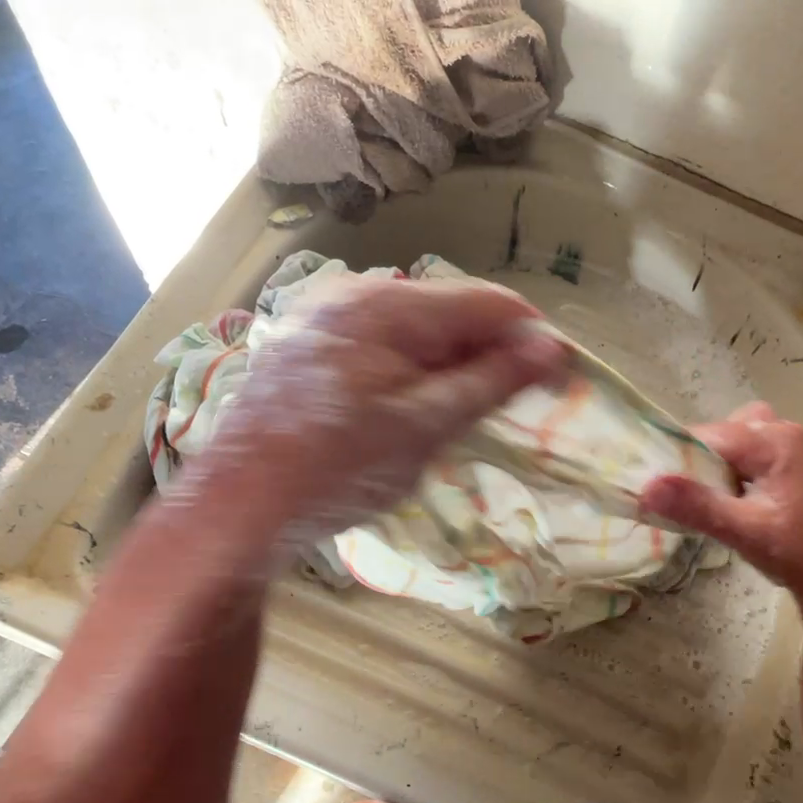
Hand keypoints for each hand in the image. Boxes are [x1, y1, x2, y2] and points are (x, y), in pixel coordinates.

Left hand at [187, 276, 567, 551]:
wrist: (241, 506)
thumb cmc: (337, 469)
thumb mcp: (425, 427)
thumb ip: (491, 381)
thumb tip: (552, 347)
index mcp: (387, 306)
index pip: (487, 301)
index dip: (531, 336)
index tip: (560, 378)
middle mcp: (356, 297)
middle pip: (451, 314)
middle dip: (490, 356)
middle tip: (512, 410)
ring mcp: (329, 321)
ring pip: (419, 335)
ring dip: (453, 370)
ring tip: (462, 421)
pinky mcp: (314, 349)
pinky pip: (386, 350)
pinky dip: (415, 377)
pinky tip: (415, 417)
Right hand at [642, 402, 802, 621]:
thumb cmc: (796, 553)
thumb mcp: (744, 531)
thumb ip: (698, 506)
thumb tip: (647, 488)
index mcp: (775, 440)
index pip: (710, 434)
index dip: (680, 456)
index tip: (659, 486)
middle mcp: (781, 430)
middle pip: (719, 432)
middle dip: (696, 460)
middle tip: (687, 497)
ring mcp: (786, 443)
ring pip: (730, 440)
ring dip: (713, 463)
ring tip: (707, 497)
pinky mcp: (785, 460)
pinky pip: (744, 451)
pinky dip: (727, 469)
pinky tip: (725, 498)